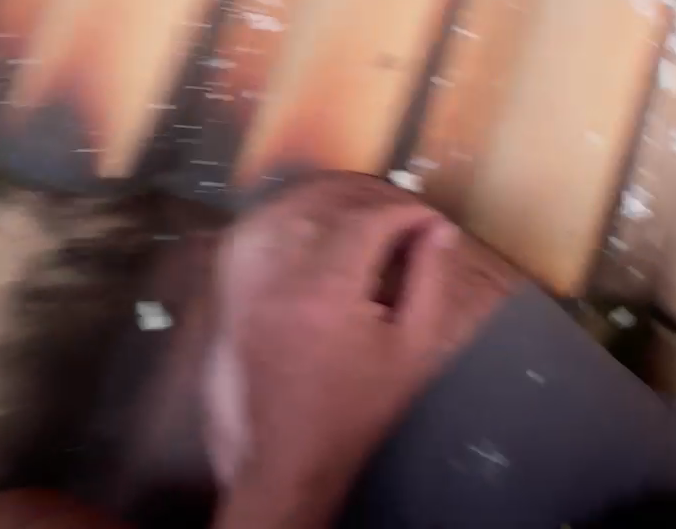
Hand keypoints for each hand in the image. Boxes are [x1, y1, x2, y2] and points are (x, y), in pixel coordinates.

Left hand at [205, 174, 521, 520]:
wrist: (288, 465)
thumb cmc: (360, 407)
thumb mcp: (414, 344)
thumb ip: (429, 278)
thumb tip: (441, 228)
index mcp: (328, 292)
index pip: (370, 222)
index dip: (408, 213)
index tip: (432, 222)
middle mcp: (280, 283)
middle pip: (331, 215)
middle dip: (376, 208)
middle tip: (407, 221)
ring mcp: (249, 294)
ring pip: (288, 222)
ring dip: (333, 214)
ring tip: (367, 224)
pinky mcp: (234, 306)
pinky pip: (254, 248)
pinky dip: (287, 230)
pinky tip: (316, 239)